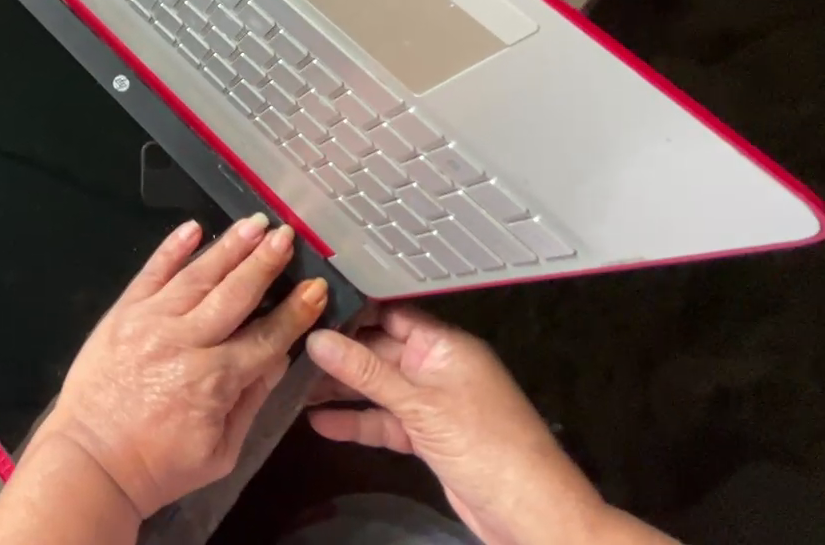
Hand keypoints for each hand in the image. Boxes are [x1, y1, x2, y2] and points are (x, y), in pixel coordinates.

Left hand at [31, 215, 327, 517]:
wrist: (92, 456)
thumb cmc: (159, 463)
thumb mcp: (222, 451)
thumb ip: (250, 399)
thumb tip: (277, 357)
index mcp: (214, 379)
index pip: (266, 338)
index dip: (294, 312)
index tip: (316, 287)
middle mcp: (184, 341)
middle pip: (234, 295)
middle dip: (264, 263)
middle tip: (287, 235)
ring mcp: (150, 320)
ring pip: (196, 276)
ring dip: (227, 247)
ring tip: (253, 224)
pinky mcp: (123, 310)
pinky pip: (151, 272)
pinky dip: (171, 248)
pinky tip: (192, 228)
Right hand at [306, 307, 627, 544]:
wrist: (537, 523)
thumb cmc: (486, 447)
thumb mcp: (420, 406)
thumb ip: (365, 372)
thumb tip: (313, 336)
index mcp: (444, 346)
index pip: (388, 313)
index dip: (349, 308)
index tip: (304, 302)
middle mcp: (436, 368)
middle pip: (377, 350)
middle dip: (336, 351)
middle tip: (287, 343)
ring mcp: (432, 403)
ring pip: (377, 387)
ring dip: (341, 388)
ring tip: (292, 382)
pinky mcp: (427, 436)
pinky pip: (384, 420)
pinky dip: (357, 421)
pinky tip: (320, 422)